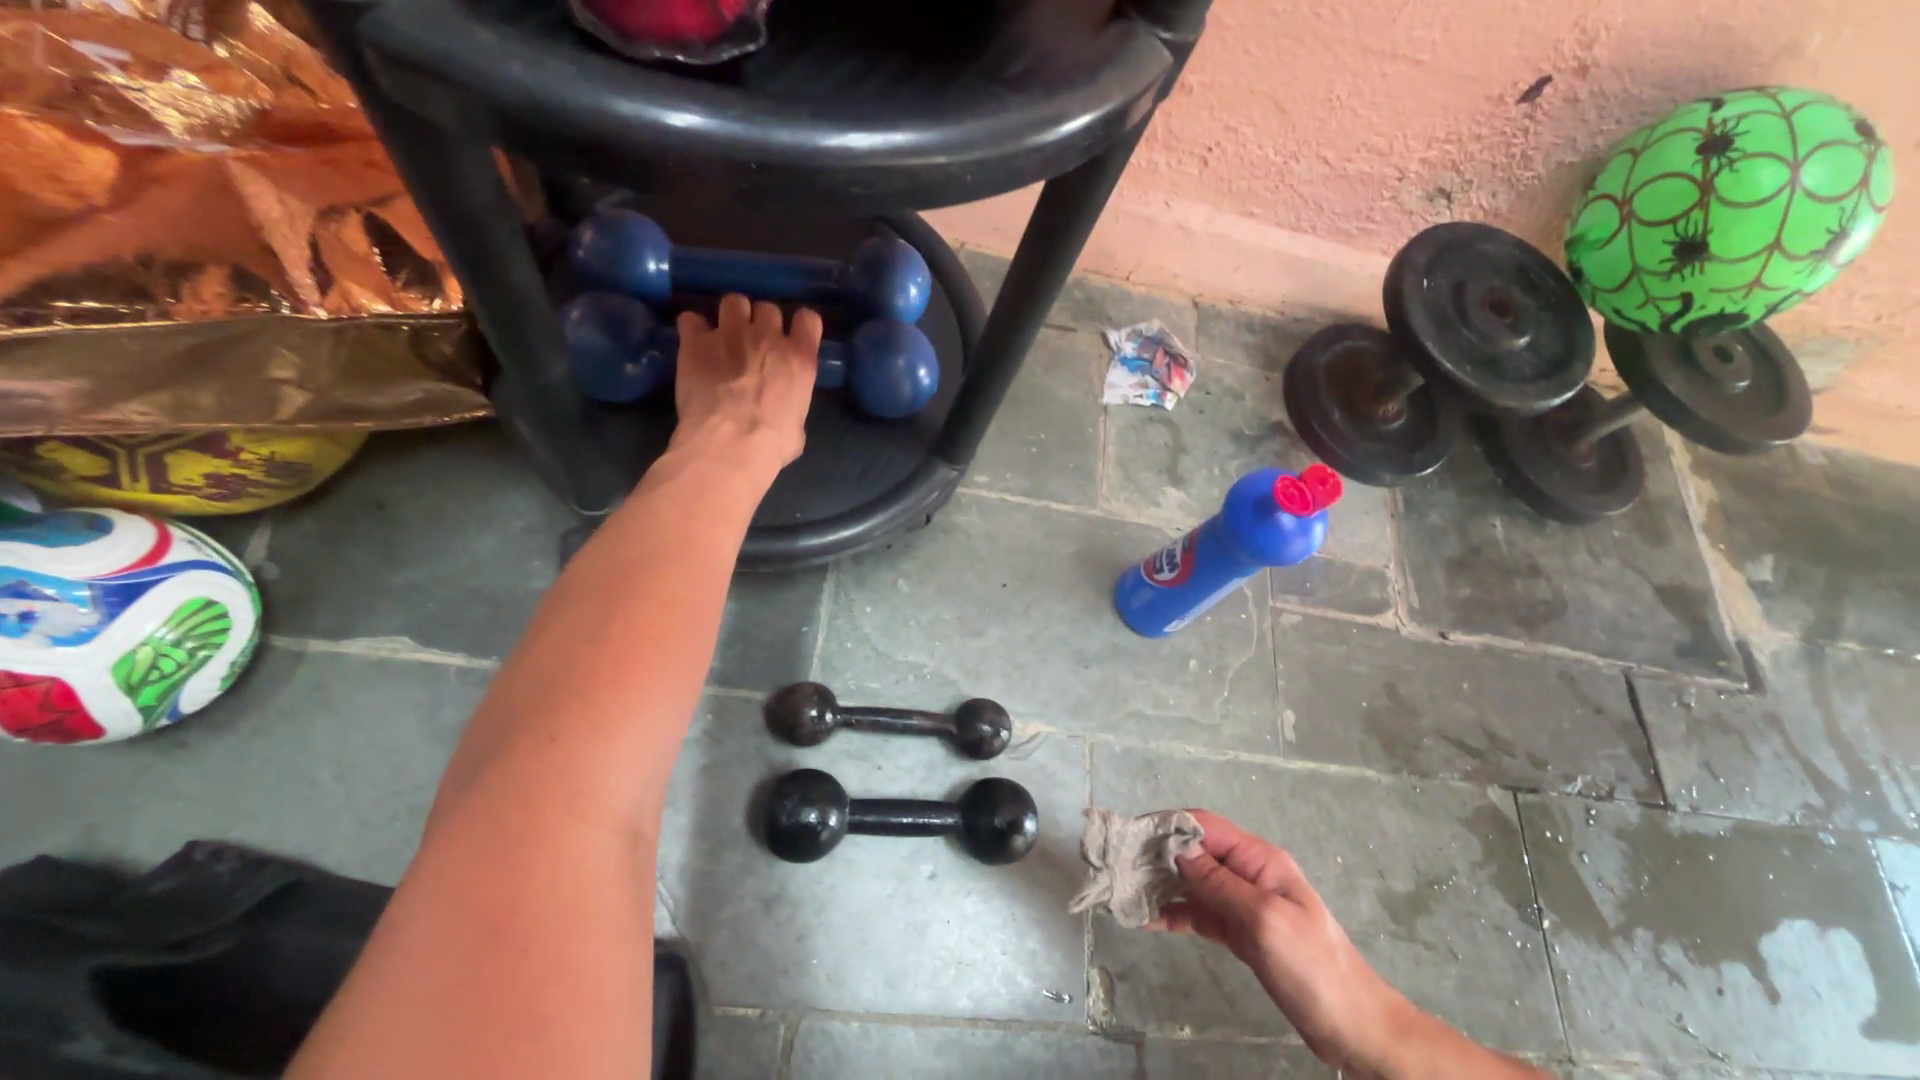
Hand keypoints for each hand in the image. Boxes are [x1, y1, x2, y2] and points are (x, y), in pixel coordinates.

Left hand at [669, 295, 821, 473]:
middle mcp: (767, 337)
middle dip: (761, 322)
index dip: (799, 325)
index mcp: (799, 358)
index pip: (808, 319)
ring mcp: (730, 334)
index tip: (792, 336)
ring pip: (733, 301)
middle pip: (767, 308)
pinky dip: (692, 328)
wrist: (729, 445)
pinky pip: (691, 319)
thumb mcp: (797, 428)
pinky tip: (692, 342)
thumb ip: (793, 406)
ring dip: (730, 315)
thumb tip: (785, 413)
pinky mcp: (696, 341)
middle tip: (752, 342)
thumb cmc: (771, 445)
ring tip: (723, 335)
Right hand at [1149, 811, 1417, 1074]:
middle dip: (1157, 854)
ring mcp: (1243, 903)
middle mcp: (1248, 873)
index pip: (1205, 826)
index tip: (1131, 836)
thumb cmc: (1312, 966)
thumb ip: (1219, 882)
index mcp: (1259, 859)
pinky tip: (1146, 920)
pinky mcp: (1238, 931)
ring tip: (1125, 892)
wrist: (1350, 1024)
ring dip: (1160, 884)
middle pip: (1194, 851)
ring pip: (1191, 882)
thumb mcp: (1263, 919)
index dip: (1167, 825)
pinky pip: (1198, 912)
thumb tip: (1177, 849)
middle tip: (1119, 867)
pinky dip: (1172, 913)